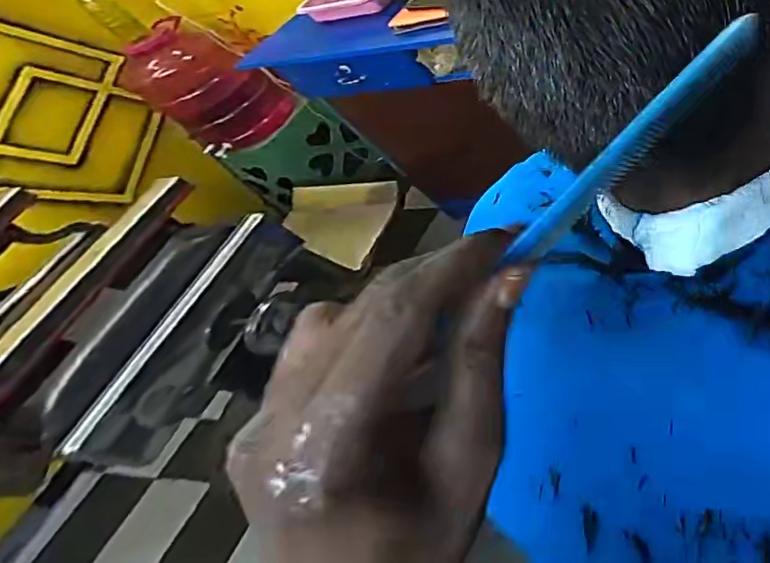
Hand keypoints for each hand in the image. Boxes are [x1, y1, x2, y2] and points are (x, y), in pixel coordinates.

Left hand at [227, 231, 531, 562]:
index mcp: (326, 446)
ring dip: (412, 291)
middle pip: (369, 303)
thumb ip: (483, 360)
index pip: (394, 317)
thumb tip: (512, 275)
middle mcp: (275, 421)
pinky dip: (374, 318)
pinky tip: (402, 343)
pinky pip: (320, 333)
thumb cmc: (421, 544)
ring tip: (460, 298)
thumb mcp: (472, 458)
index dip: (455, 264)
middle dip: (442, 268)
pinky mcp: (258, 410)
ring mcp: (257, 415)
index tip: (509, 237)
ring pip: (346, 308)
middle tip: (499, 255)